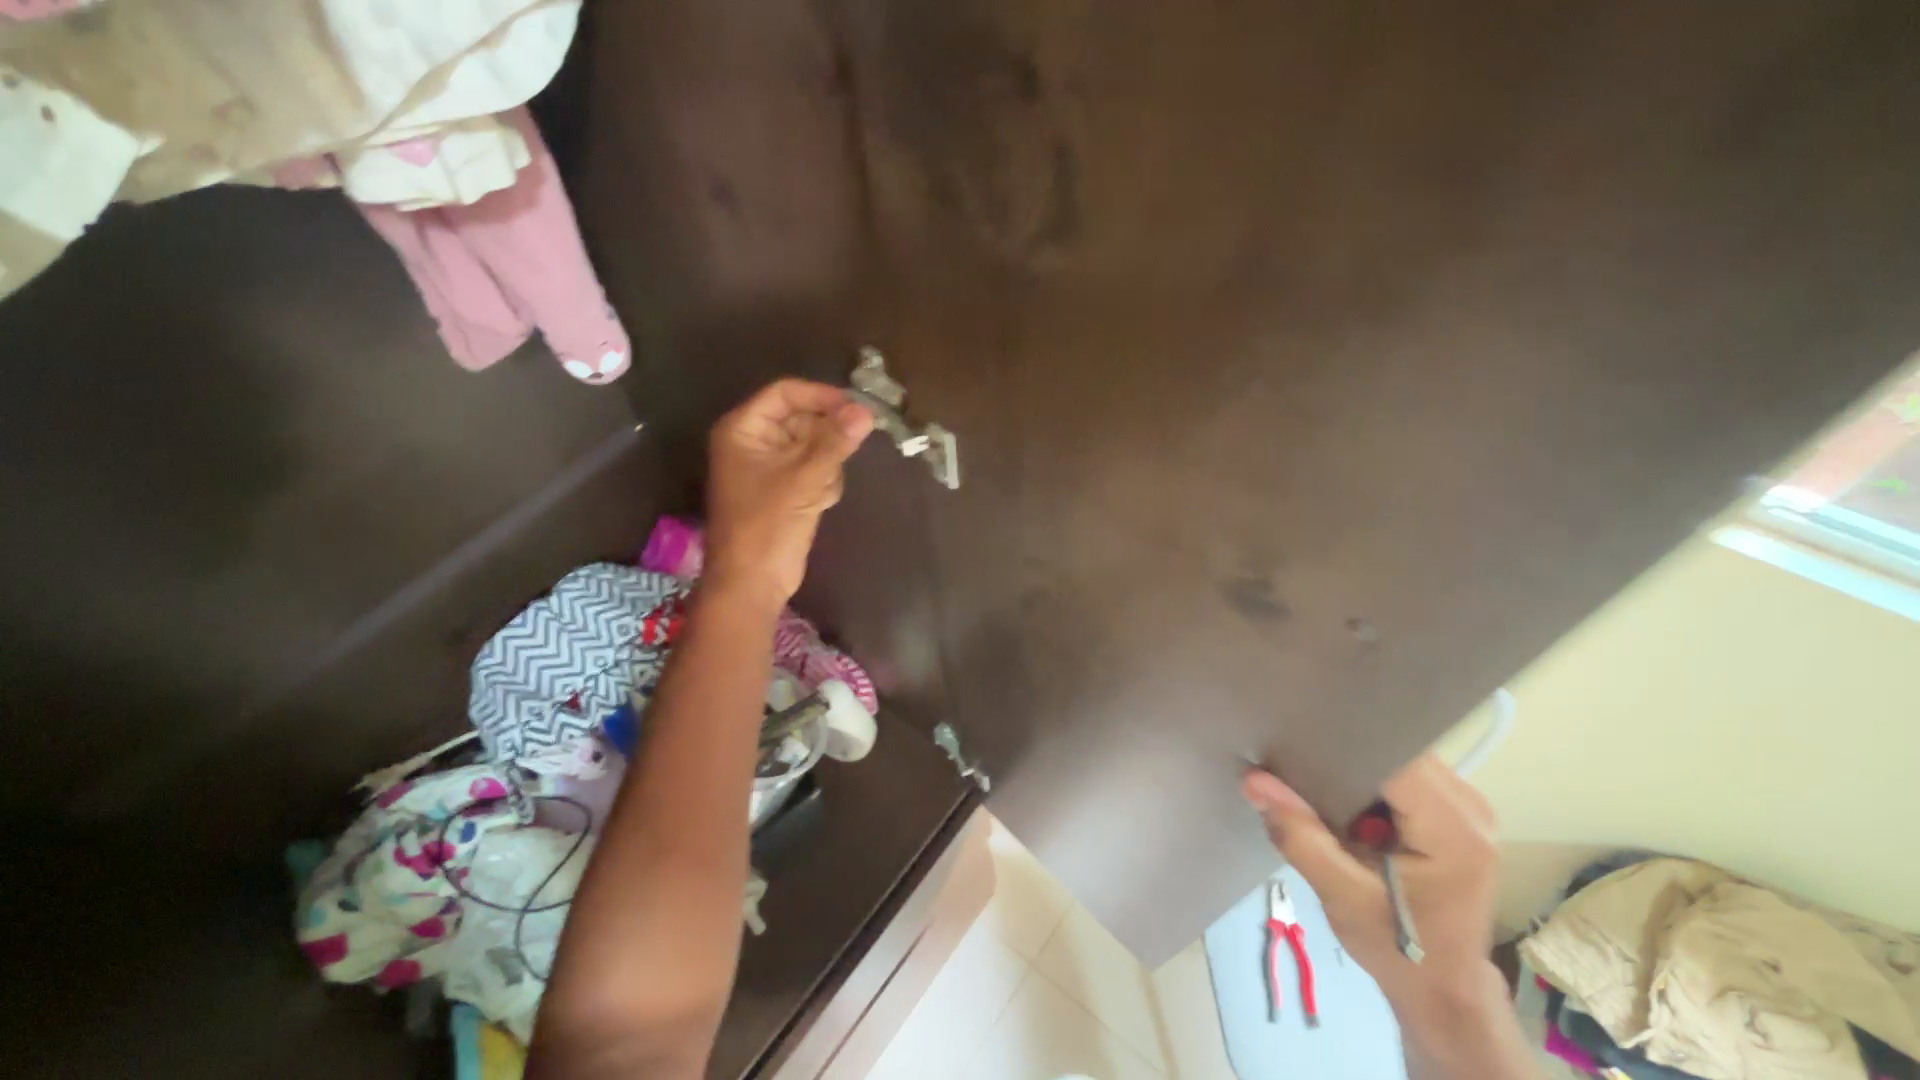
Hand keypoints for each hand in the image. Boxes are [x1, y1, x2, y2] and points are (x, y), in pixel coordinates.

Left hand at [705, 379, 874, 607]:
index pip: (786, 393)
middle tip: (844, 456)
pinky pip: (814, 470)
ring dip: (826, 467)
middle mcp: (754, 442)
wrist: (752, 583)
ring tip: (820, 491)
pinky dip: (822, 483)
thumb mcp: (804, 479)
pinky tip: (819, 503)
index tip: (857, 408)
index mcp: (743, 429)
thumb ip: (836, 442)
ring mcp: (769, 467)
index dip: (821, 396)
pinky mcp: (785, 489)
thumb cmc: (767, 526)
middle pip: (803, 419)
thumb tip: (867, 412)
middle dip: (826, 441)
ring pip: (814, 446)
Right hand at [1244, 757, 1515, 1058]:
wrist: (1443, 991)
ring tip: (1313, 780)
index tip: (1296, 741)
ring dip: (1358, 770)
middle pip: (1399, 753)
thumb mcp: (1341, 896)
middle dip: (1347, 756)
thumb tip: (1253, 780)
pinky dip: (1371, 785)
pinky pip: (1407, 777)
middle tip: (1294, 760)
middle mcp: (1472, 808)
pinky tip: (1342, 803)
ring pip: (1401, 760)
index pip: (1395, 759)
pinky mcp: (1457, 815)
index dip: (1345, 745)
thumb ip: (1300, 835)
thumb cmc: (1397, 949)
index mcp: (1454, 829)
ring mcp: (1469, 809)